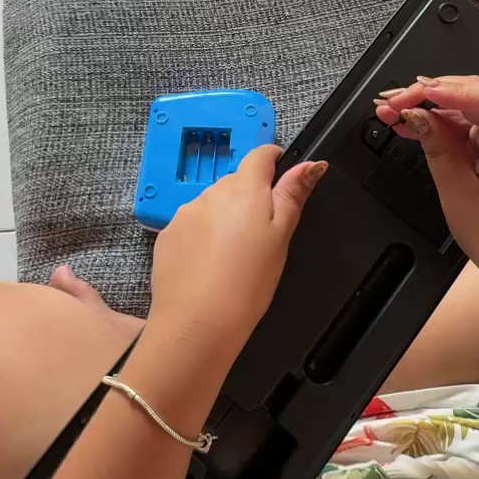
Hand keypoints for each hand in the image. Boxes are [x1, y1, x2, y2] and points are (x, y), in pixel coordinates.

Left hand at [147, 145, 327, 370]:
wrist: (196, 323)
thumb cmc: (247, 284)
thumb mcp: (281, 238)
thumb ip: (293, 195)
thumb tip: (310, 164)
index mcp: (244, 189)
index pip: (260, 155)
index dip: (274, 161)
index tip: (282, 180)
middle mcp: (211, 192)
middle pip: (236, 182)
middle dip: (250, 199)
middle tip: (262, 236)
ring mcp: (186, 213)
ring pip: (213, 204)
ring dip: (225, 218)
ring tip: (234, 256)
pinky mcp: (168, 234)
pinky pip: (191, 224)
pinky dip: (203, 236)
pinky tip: (210, 264)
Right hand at [375, 76, 478, 273]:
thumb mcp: (457, 192)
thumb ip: (437, 146)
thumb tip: (415, 114)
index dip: (451, 89)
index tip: (415, 96)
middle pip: (477, 92)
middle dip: (431, 92)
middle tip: (391, 103)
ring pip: (470, 105)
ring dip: (432, 106)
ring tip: (394, 113)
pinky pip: (472, 122)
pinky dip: (444, 121)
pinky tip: (416, 125)